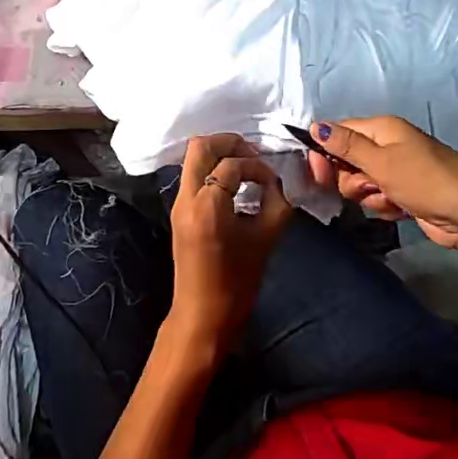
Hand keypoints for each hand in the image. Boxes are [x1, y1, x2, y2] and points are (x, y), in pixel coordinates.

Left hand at [168, 133, 295, 354]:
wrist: (203, 315)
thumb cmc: (237, 282)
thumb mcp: (266, 239)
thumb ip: (276, 203)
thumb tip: (279, 181)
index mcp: (206, 204)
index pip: (232, 164)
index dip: (257, 167)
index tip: (273, 182)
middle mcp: (185, 198)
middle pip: (199, 146)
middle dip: (229, 143)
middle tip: (254, 156)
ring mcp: (178, 205)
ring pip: (192, 159)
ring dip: (220, 156)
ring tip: (247, 170)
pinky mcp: (178, 213)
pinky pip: (192, 177)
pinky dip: (212, 171)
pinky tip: (235, 186)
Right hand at [305, 116, 457, 266]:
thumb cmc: (426, 182)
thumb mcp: (382, 162)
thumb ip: (345, 145)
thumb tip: (314, 126)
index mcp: (382, 129)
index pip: (338, 132)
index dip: (323, 151)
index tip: (318, 171)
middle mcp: (386, 146)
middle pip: (345, 161)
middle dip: (350, 179)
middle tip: (366, 187)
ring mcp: (395, 171)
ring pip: (358, 184)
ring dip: (368, 196)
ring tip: (390, 198)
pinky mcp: (402, 194)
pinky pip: (375, 199)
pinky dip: (383, 206)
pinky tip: (400, 209)